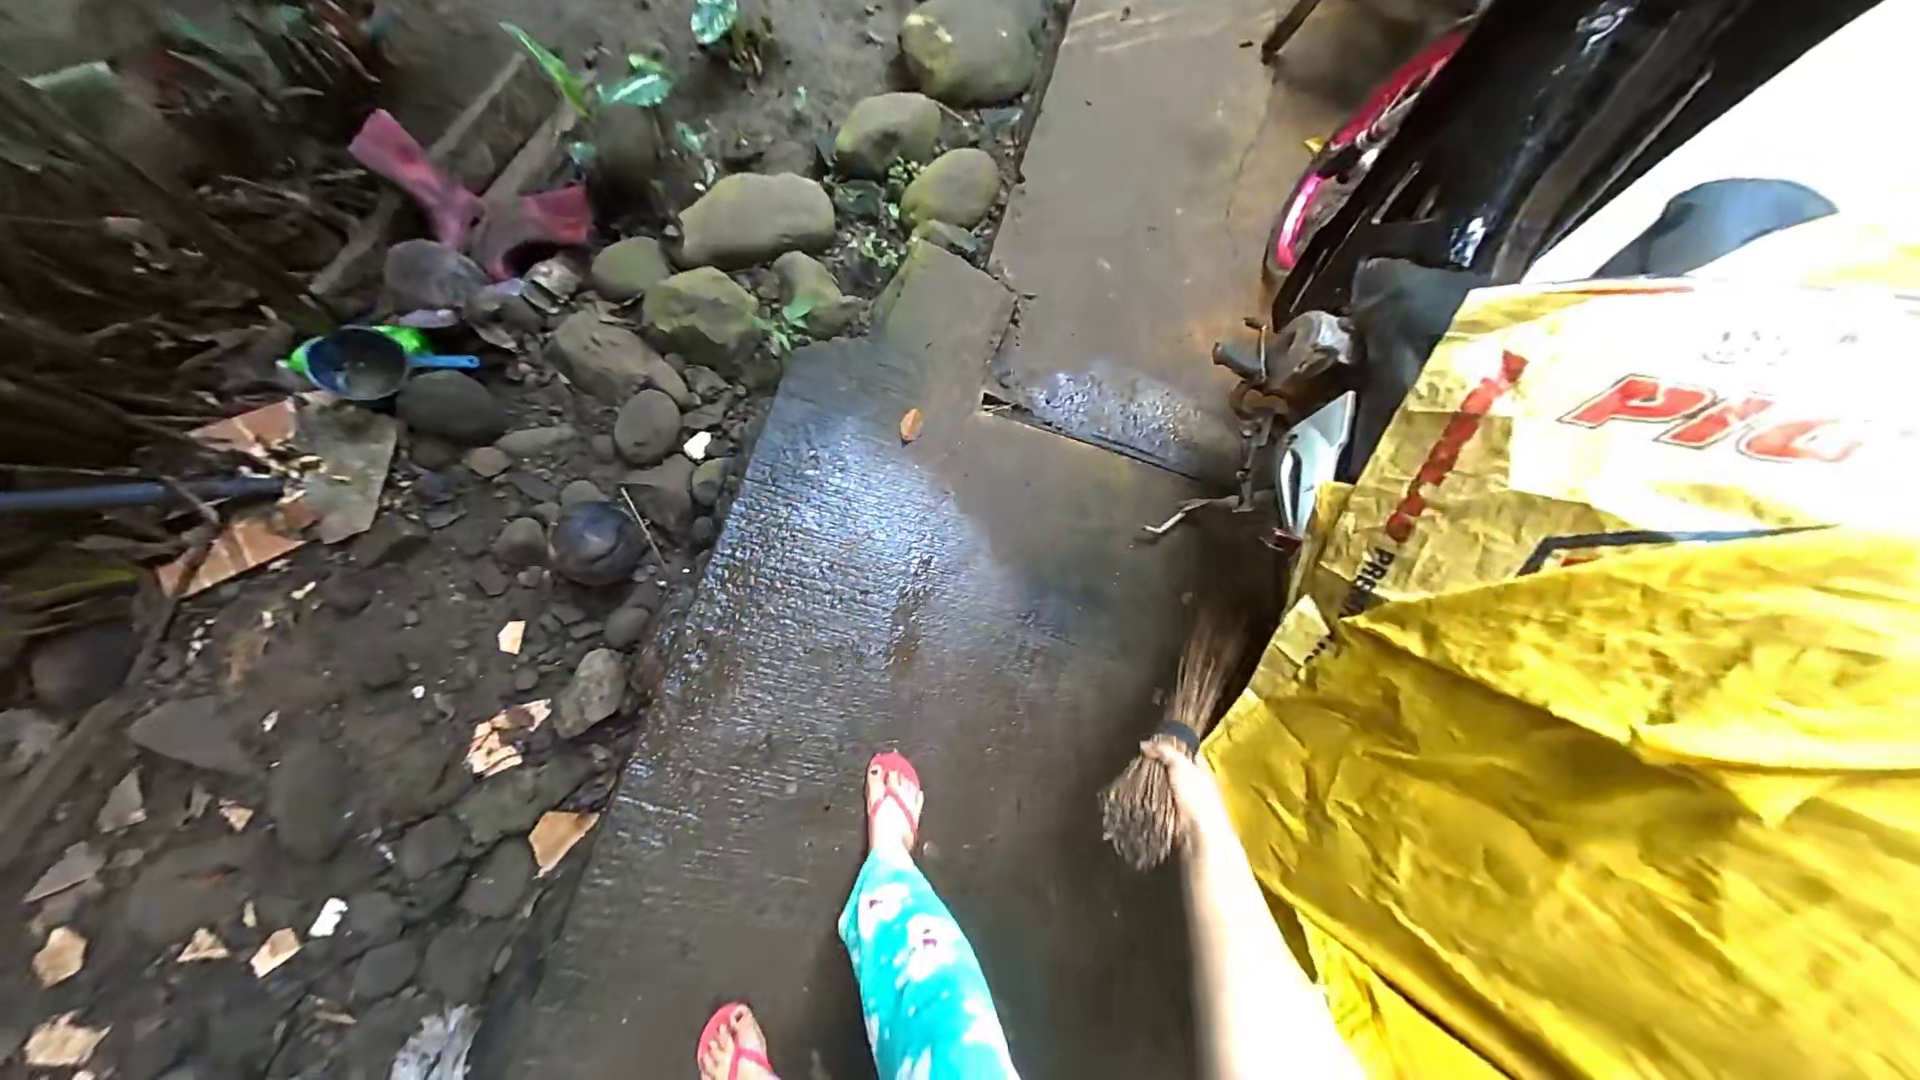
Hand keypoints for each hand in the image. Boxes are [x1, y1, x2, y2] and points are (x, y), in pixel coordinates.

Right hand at [1141, 740, 1236, 854]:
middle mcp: (1197, 784)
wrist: (1199, 835)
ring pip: (1166, 785)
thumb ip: (1164, 751)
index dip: (1172, 745)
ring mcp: (1187, 802)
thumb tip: (1144, 745)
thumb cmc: (1196, 796)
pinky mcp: (1177, 816)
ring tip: (1136, 775)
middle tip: (1140, 759)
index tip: (1152, 743)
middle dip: (1158, 764)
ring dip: (1153, 782)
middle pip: (1175, 768)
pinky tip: (1141, 793)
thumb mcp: (1180, 764)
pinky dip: (1152, 798)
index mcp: (1203, 770)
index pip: (1187, 752)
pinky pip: (1161, 801)